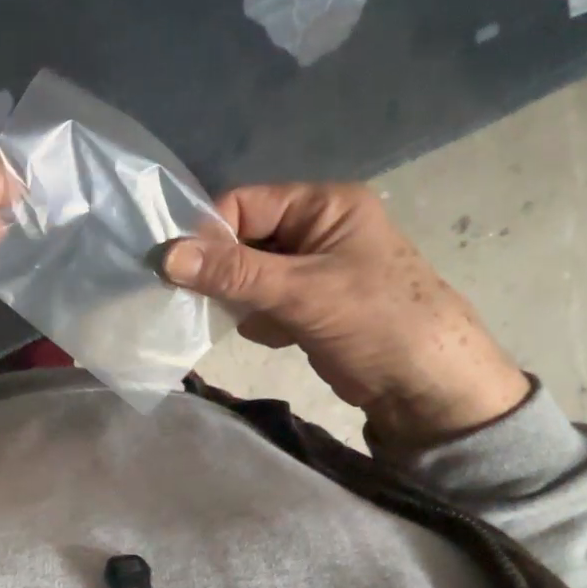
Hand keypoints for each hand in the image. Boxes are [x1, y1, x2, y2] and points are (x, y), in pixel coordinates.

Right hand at [160, 183, 529, 447]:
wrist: (421, 383)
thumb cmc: (374, 321)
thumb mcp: (300, 291)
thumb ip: (232, 273)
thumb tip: (165, 256)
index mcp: (324, 206)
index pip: (244, 204)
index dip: (210, 235)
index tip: (182, 272)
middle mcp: (314, 229)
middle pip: (241, 239)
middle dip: (223, 272)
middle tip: (209, 301)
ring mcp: (309, 268)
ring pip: (244, 274)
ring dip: (238, 300)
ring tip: (257, 320)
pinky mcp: (303, 302)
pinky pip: (257, 301)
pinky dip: (255, 319)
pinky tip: (276, 335)